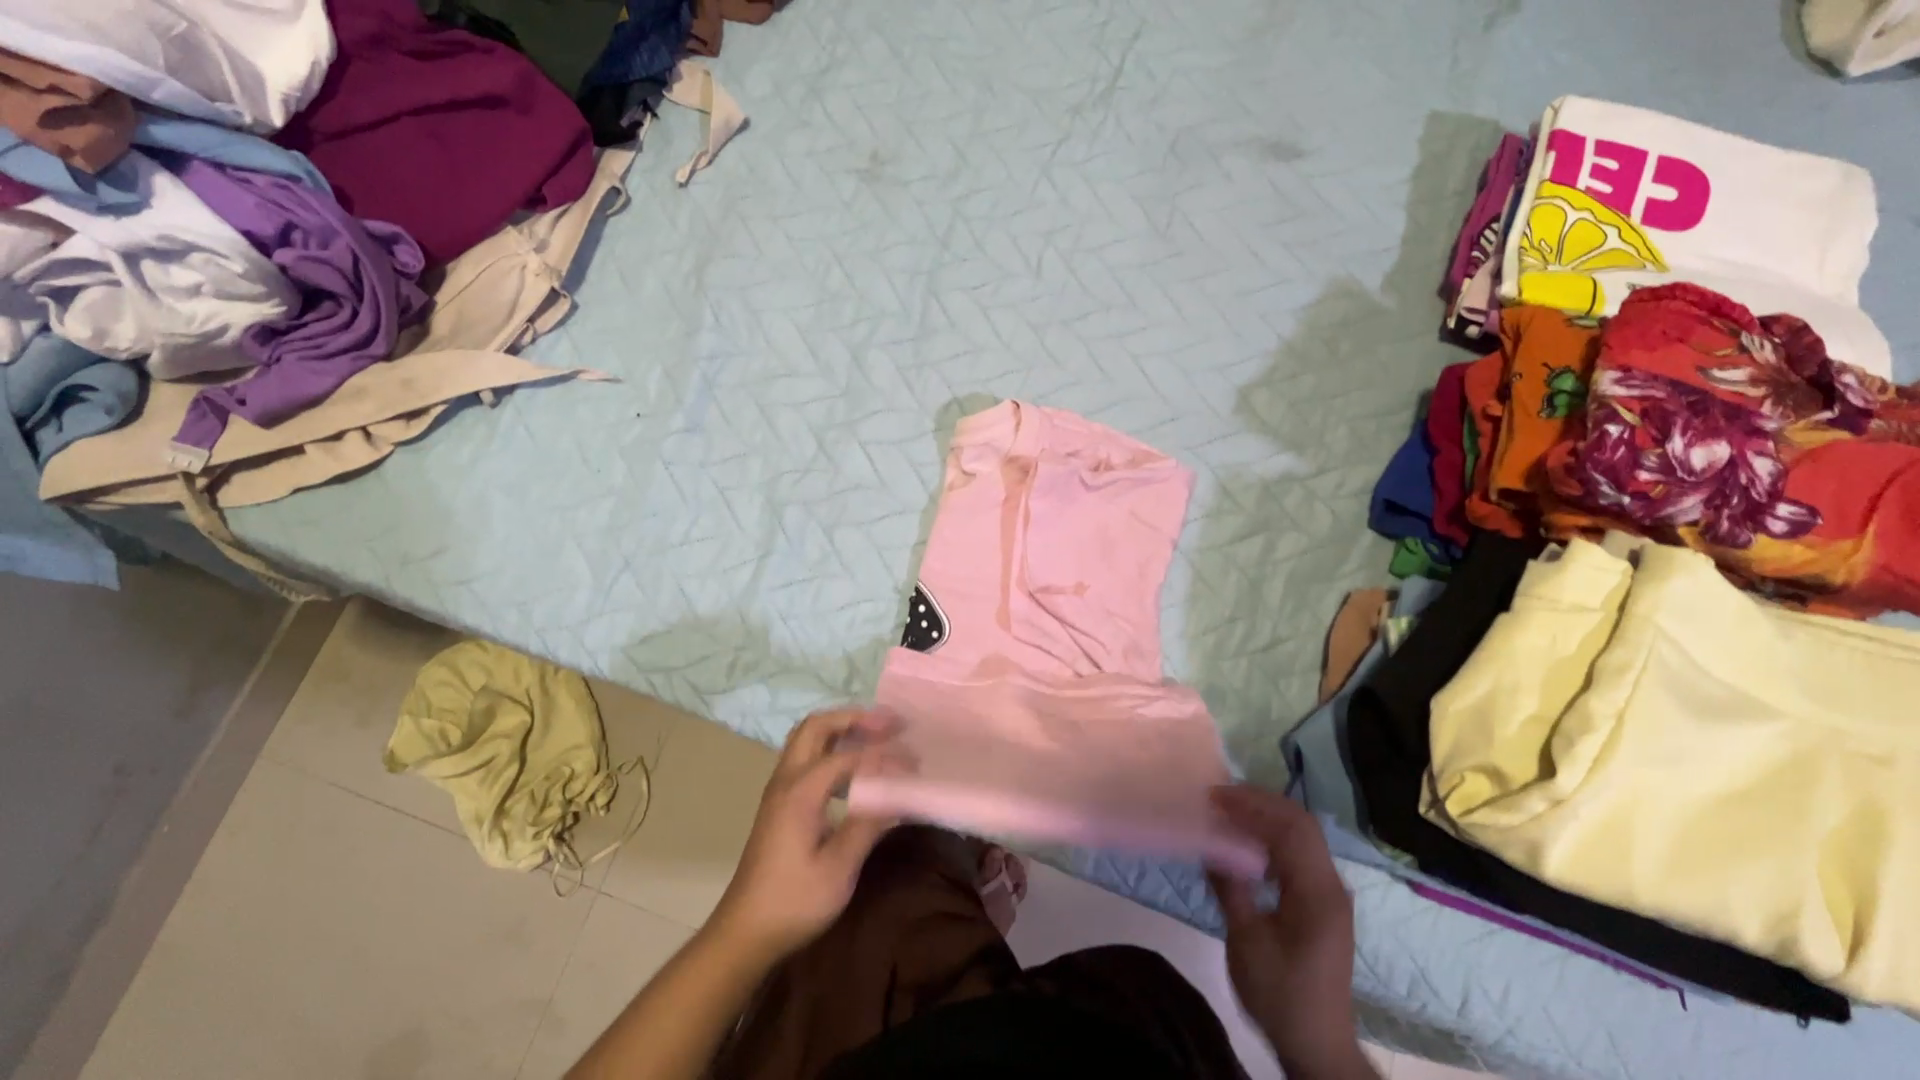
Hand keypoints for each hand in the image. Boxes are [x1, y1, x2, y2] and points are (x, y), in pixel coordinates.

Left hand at [707, 708, 901, 961]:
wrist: (746, 931)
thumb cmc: (794, 901)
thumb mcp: (839, 867)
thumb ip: (869, 823)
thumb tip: (901, 791)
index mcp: (799, 792)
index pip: (847, 756)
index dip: (883, 755)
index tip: (915, 763)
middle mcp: (786, 781)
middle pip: (816, 727)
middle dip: (855, 718)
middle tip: (892, 724)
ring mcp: (780, 792)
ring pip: (808, 741)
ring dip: (843, 731)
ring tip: (880, 739)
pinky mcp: (781, 806)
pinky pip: (807, 761)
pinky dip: (834, 752)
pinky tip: (857, 774)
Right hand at [1209, 785, 1374, 1078]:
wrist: (1316, 1042)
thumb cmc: (1279, 993)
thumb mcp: (1246, 940)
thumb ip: (1231, 887)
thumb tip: (1212, 846)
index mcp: (1317, 891)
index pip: (1289, 827)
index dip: (1252, 804)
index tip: (1213, 797)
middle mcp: (1331, 885)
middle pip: (1301, 825)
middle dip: (1260, 804)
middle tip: (1218, 799)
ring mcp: (1330, 895)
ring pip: (1302, 838)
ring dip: (1266, 820)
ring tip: (1227, 815)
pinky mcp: (1323, 906)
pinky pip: (1299, 857)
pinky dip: (1272, 841)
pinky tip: (1245, 848)